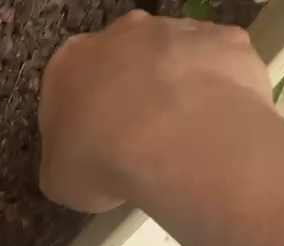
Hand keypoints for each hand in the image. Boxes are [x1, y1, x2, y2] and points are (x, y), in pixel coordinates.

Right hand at [39, 11, 271, 211]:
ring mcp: (178, 28)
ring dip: (169, 91)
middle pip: (120, 63)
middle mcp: (121, 32)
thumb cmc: (99, 160)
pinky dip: (212, 92)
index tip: (87, 150)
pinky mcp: (225, 38)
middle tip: (131, 143)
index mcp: (68, 64)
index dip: (76, 121)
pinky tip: (209, 128)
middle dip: (124, 96)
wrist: (177, 140)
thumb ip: (62, 159)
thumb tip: (76, 158)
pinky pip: (214, 67)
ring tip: (175, 140)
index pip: (66, 88)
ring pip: (169, 60)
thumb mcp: (58, 180)